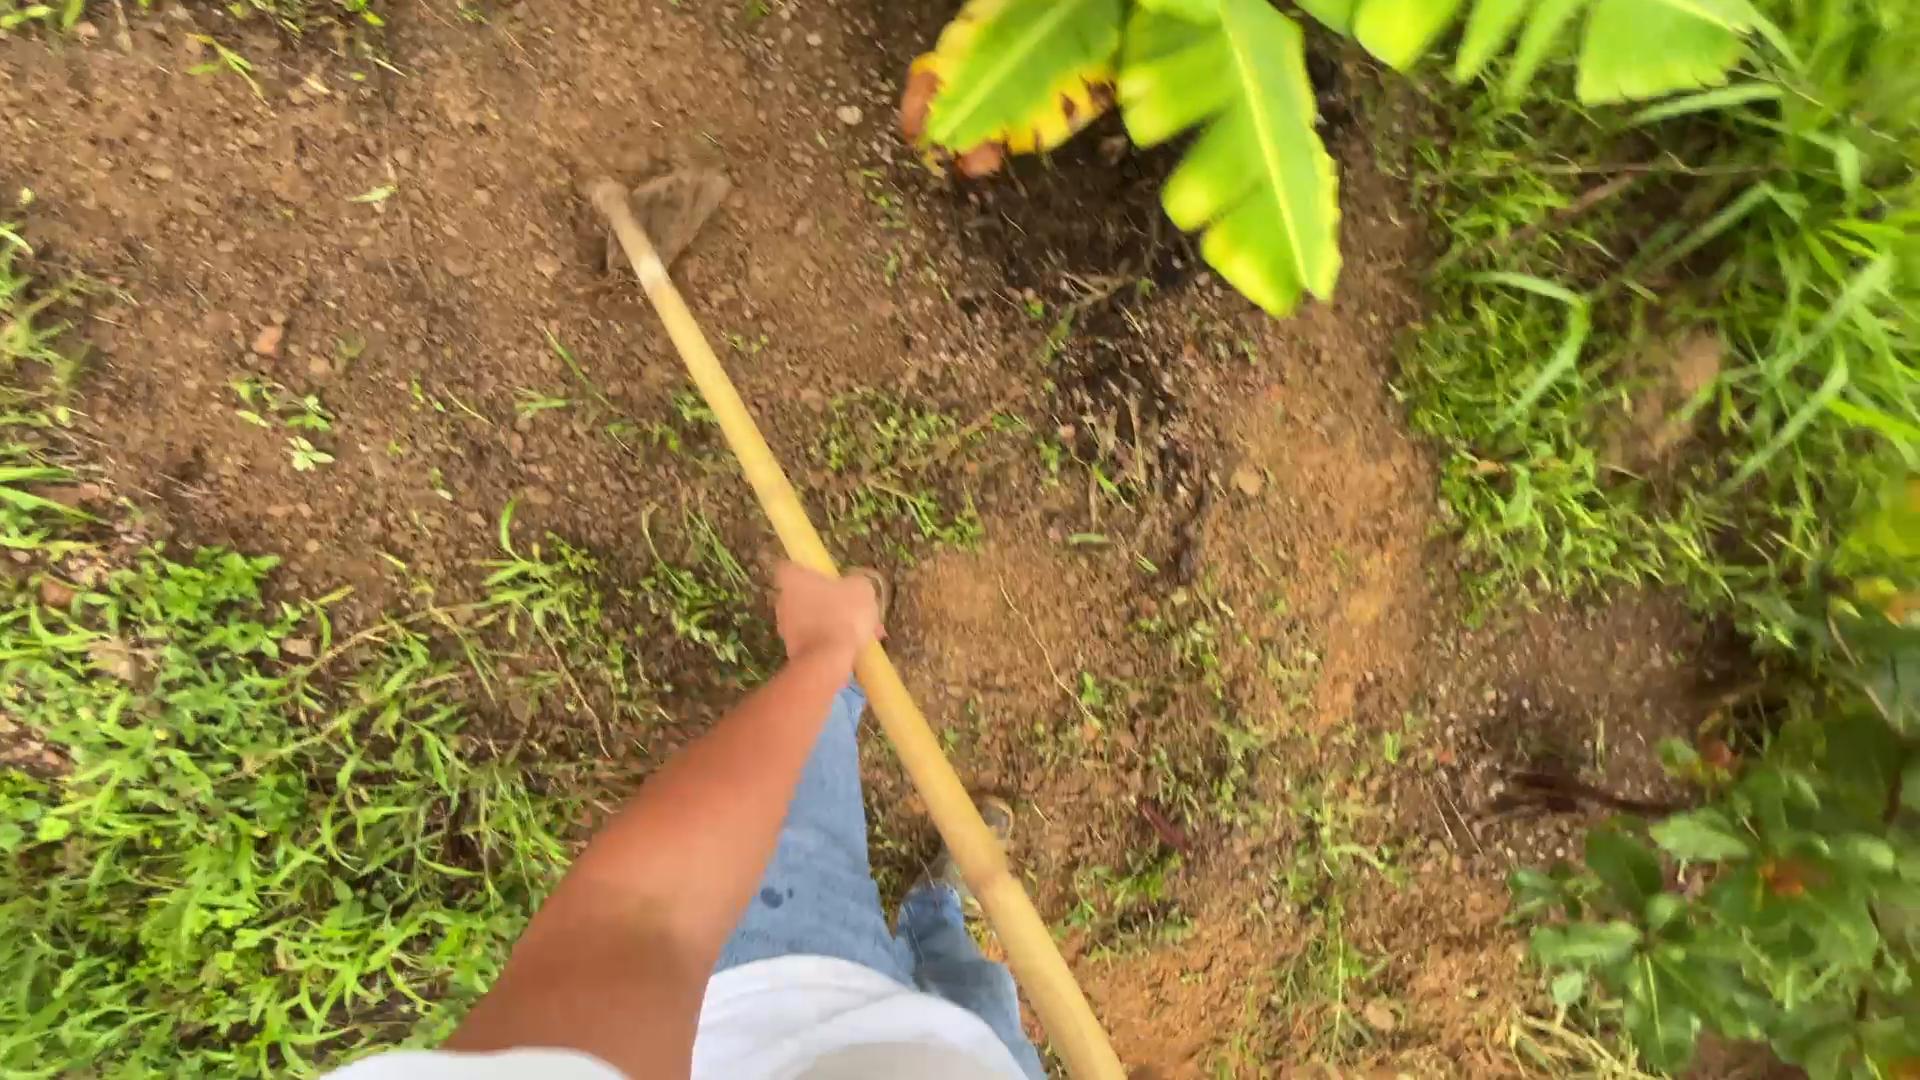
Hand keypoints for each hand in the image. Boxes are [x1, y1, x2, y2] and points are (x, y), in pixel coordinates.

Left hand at [773, 564, 882, 662]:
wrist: (828, 658)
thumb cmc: (842, 614)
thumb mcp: (862, 589)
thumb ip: (855, 583)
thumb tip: (853, 586)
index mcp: (794, 580)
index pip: (791, 567)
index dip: (809, 570)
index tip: (827, 577)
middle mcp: (783, 601)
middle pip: (806, 595)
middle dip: (829, 601)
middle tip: (854, 608)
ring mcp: (785, 627)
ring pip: (813, 619)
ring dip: (835, 623)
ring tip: (864, 632)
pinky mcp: (793, 650)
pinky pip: (816, 639)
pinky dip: (832, 641)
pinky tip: (856, 647)